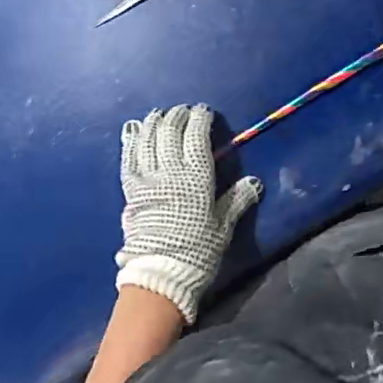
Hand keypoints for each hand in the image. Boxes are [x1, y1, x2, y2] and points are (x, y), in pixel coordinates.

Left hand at [115, 104, 262, 322]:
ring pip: (148, 140)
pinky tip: (134, 130)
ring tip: (159, 113)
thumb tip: (254, 181)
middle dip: (177, 117)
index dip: (200, 120)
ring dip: (154, 123)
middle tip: (182, 110)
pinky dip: (132, 141)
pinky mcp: (130, 189)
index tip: (204, 111)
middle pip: (170, 134)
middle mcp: (169, 172)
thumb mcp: (223, 226)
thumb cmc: (197, 250)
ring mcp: (146, 179)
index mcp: (196, 178)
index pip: (196, 138)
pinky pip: (129, 158)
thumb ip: (237, 200)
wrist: (161, 271)